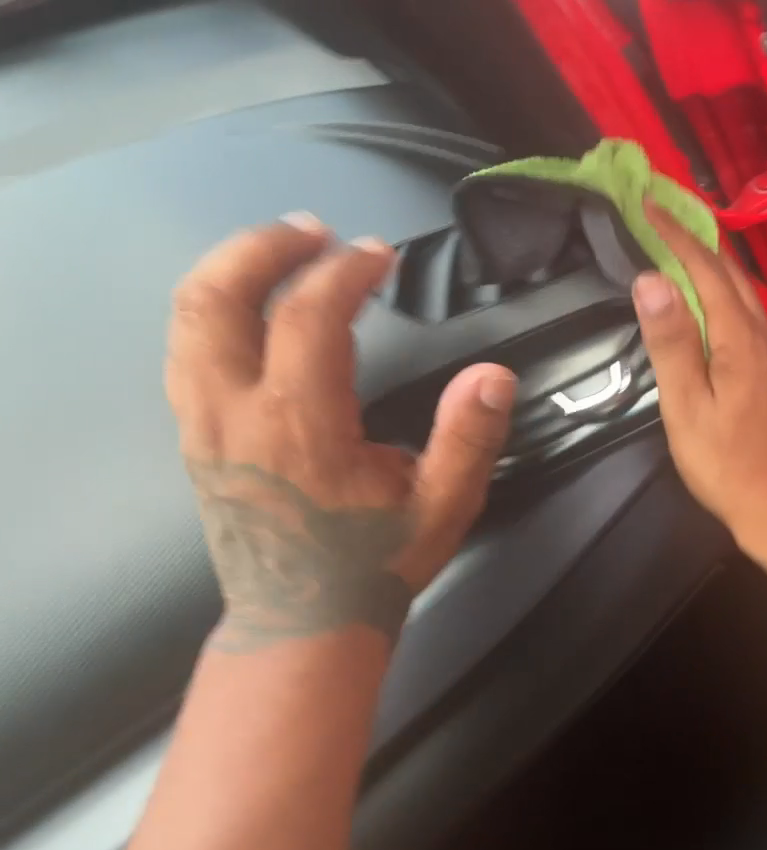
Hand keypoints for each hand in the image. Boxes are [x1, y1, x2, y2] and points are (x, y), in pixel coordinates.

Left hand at [165, 214, 517, 651]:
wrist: (303, 616)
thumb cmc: (378, 559)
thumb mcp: (446, 503)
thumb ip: (469, 436)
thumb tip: (494, 373)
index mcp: (301, 424)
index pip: (309, 319)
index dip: (346, 274)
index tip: (380, 255)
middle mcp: (234, 410)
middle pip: (217, 297)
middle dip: (264, 250)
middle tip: (315, 231)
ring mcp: (201, 420)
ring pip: (188, 318)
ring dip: (232, 271)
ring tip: (281, 254)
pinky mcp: (194, 434)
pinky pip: (187, 348)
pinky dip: (218, 309)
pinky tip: (255, 312)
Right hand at [632, 204, 766, 554]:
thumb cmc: (728, 466)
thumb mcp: (687, 407)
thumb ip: (672, 343)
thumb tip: (652, 278)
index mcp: (741, 342)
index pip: (707, 272)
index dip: (677, 236)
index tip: (647, 204)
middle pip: (735, 279)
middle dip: (700, 244)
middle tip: (666, 219)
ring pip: (750, 301)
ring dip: (719, 272)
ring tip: (686, 255)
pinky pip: (757, 325)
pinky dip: (733, 303)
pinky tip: (720, 313)